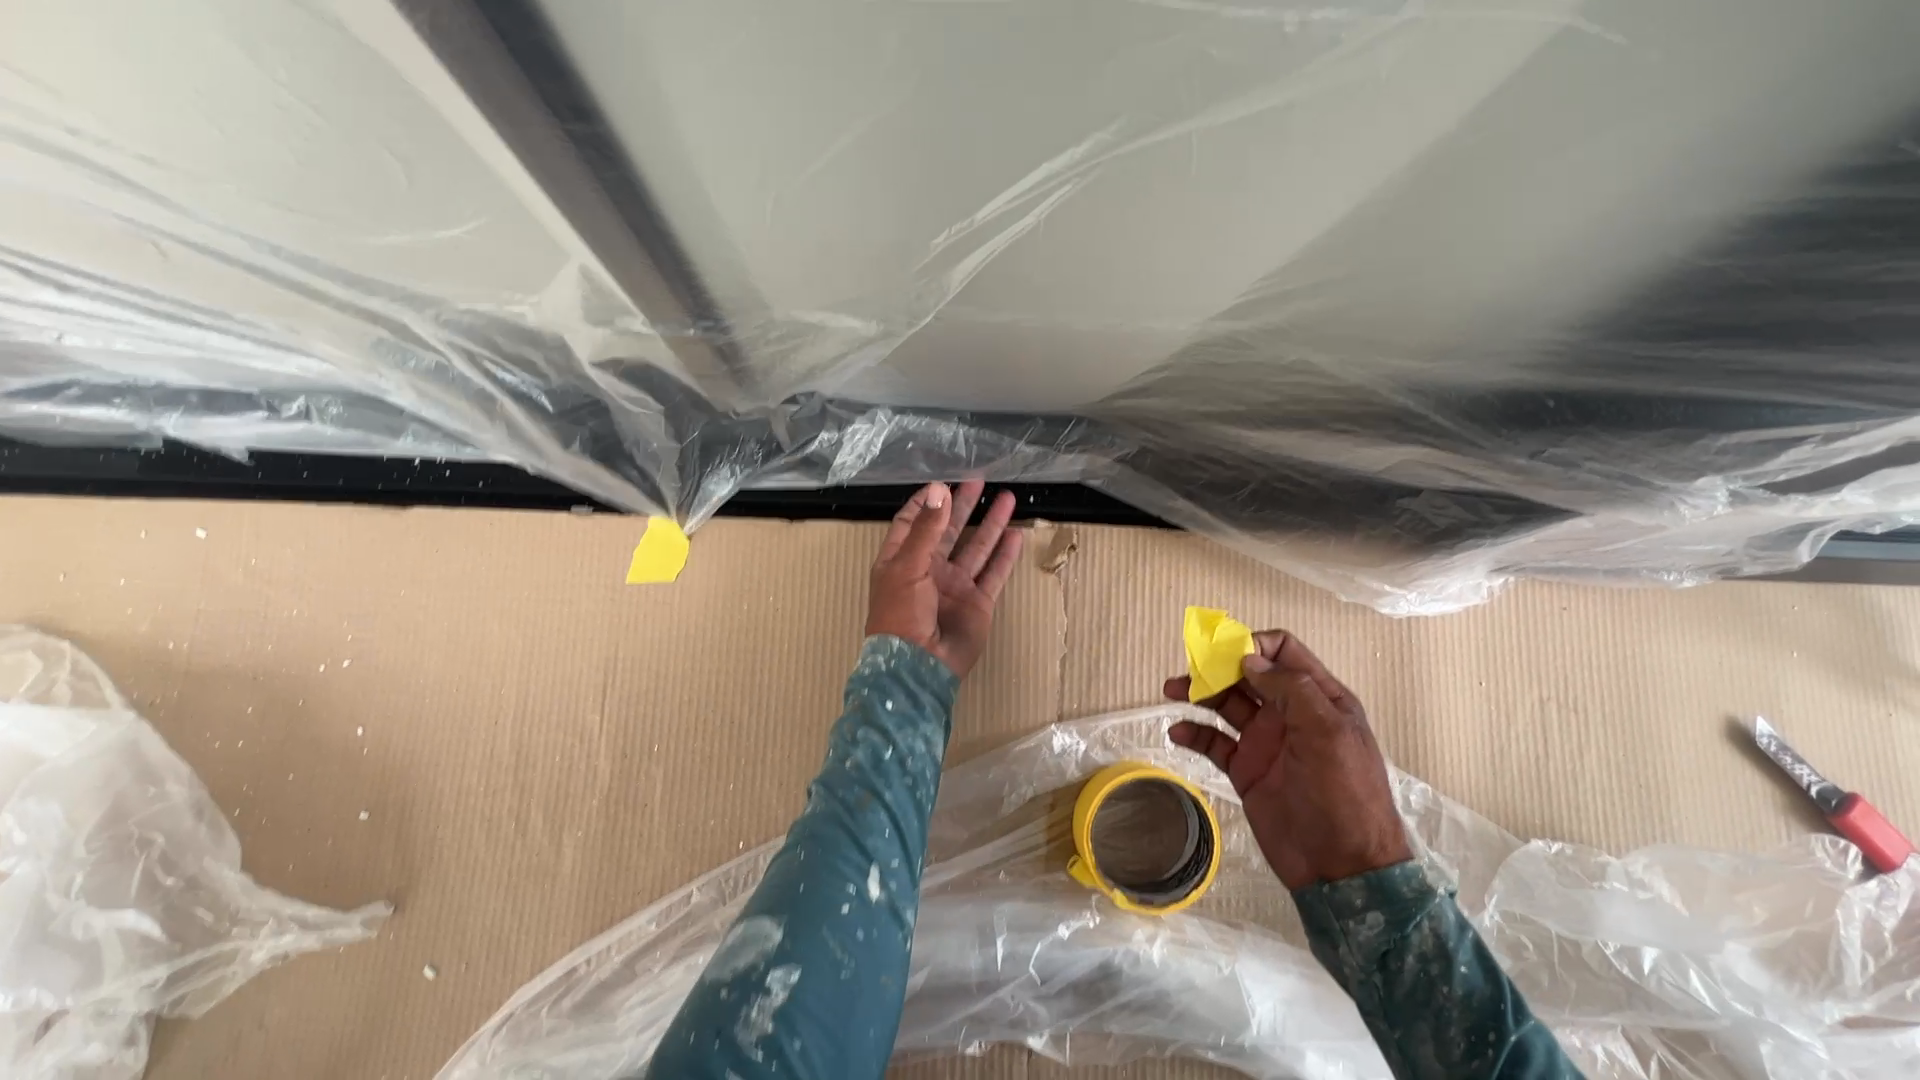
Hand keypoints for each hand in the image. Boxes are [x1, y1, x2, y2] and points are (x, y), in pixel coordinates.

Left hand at [867, 481, 1023, 677]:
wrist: (918, 665)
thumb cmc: (900, 614)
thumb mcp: (907, 566)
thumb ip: (927, 529)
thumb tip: (939, 490)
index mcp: (901, 561)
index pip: (913, 523)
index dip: (927, 503)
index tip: (943, 482)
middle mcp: (929, 570)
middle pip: (948, 530)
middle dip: (963, 505)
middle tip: (979, 481)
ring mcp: (955, 586)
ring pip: (976, 548)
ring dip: (991, 524)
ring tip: (1008, 498)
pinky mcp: (977, 602)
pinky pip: (994, 573)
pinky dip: (1006, 555)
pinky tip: (1017, 535)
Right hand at [1165, 631, 1410, 889]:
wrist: (1342, 867)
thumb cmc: (1345, 794)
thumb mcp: (1328, 734)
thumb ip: (1291, 690)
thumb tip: (1249, 658)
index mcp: (1318, 698)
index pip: (1284, 652)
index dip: (1254, 644)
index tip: (1226, 653)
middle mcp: (1289, 714)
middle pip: (1248, 674)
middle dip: (1217, 666)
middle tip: (1190, 671)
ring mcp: (1266, 742)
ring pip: (1226, 705)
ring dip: (1198, 693)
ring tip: (1171, 690)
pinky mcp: (1245, 771)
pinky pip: (1214, 742)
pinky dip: (1194, 733)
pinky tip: (1178, 732)